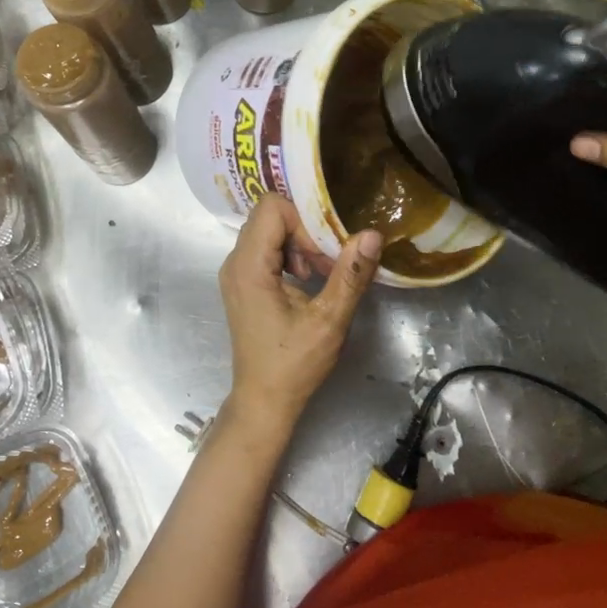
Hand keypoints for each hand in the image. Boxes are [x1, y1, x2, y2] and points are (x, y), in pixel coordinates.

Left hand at [218, 195, 381, 433]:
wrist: (263, 400)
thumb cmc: (293, 364)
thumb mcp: (329, 321)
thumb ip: (350, 275)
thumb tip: (372, 234)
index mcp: (248, 266)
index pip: (272, 207)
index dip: (304, 219)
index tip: (325, 250)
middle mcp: (234, 262)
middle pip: (269, 216)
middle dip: (304, 230)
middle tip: (328, 261)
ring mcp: (235, 272)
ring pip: (268, 231)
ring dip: (299, 243)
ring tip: (320, 274)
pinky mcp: (241, 283)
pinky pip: (264, 249)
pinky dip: (288, 255)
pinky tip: (307, 282)